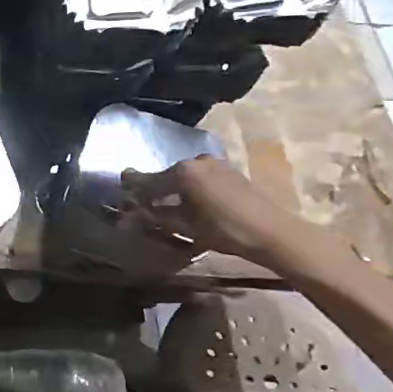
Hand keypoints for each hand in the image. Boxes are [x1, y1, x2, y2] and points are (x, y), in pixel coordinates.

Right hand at [120, 155, 299, 258]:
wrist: (271, 231)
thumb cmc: (224, 230)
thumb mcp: (186, 226)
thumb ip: (158, 217)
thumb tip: (133, 216)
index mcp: (183, 171)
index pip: (149, 180)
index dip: (134, 189)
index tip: (121, 191)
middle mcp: (197, 160)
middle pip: (168, 176)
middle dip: (156, 190)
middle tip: (146, 205)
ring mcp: (216, 164)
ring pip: (186, 176)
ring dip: (175, 190)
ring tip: (170, 207)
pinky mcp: (230, 171)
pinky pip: (202, 178)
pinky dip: (192, 189)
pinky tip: (192, 204)